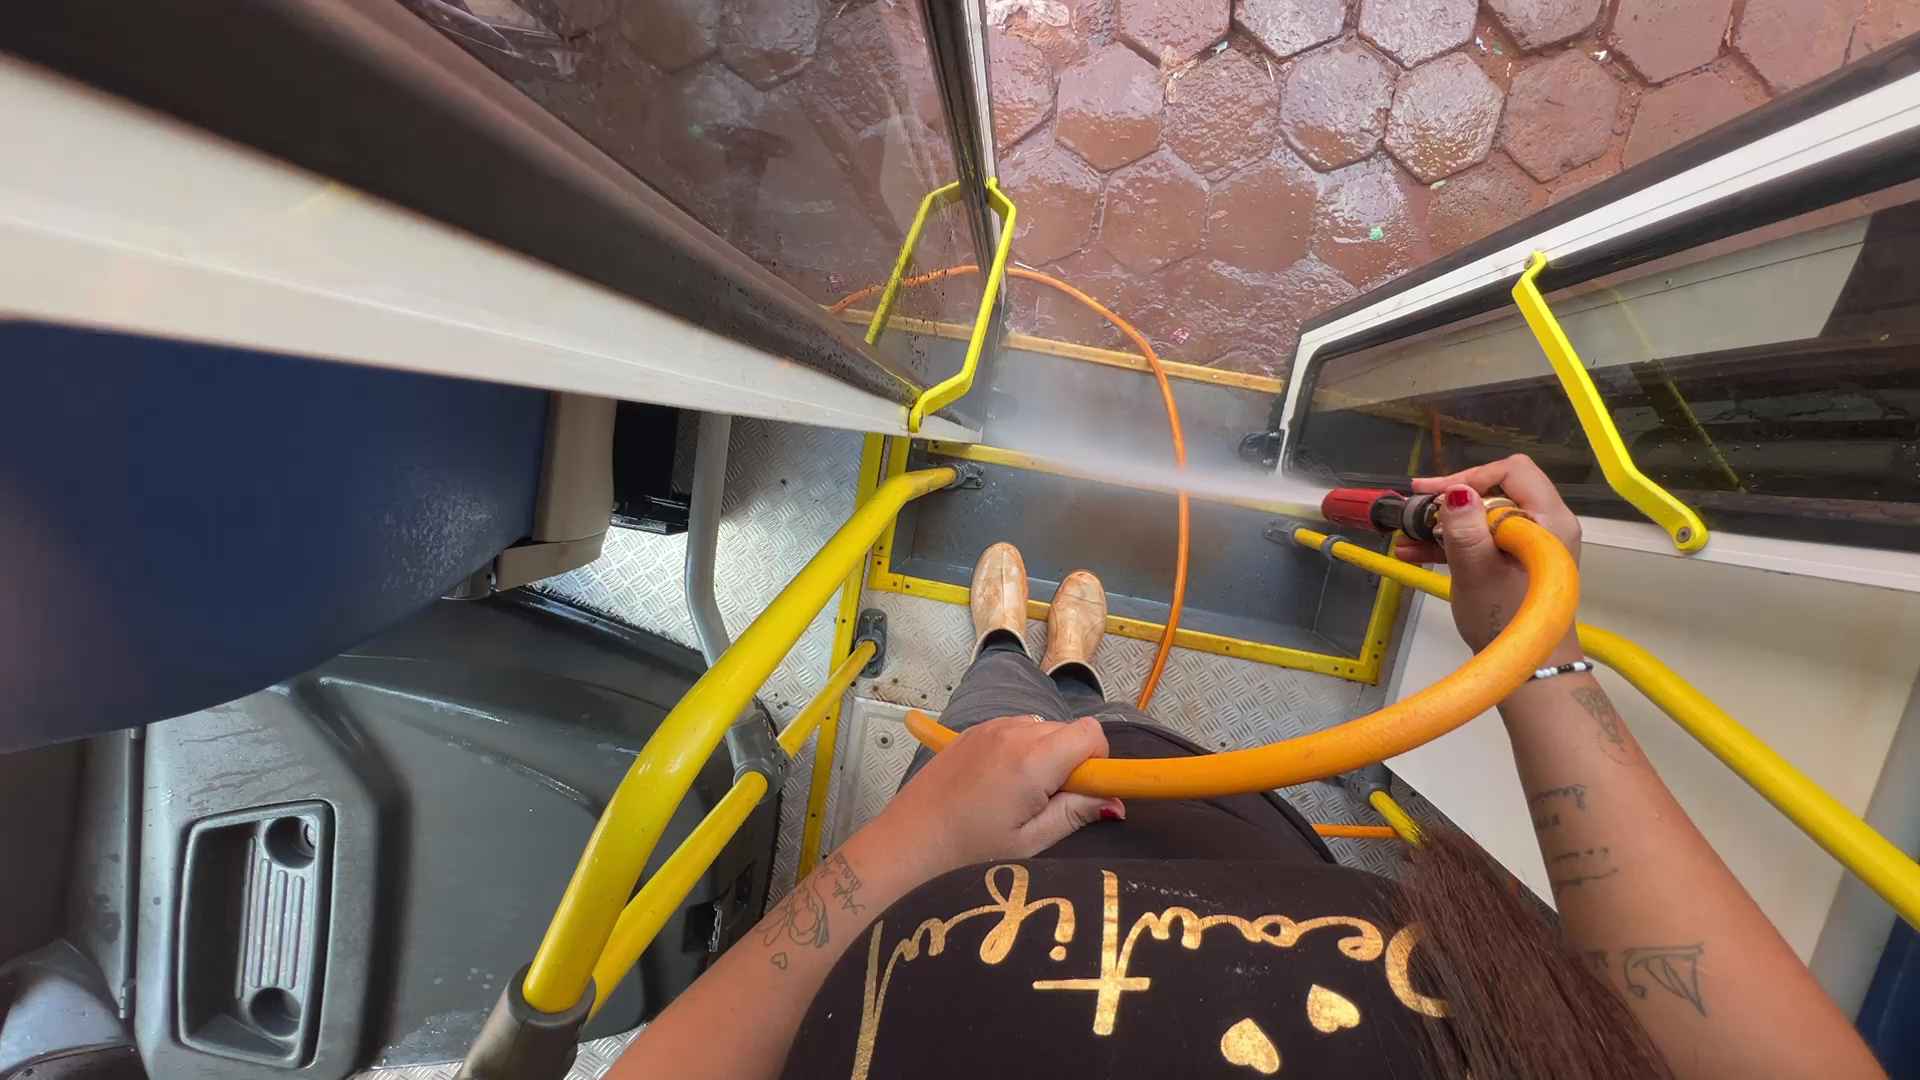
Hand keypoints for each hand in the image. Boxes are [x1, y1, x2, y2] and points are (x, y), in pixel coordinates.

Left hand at [865, 715, 1123, 879]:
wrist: (907, 843)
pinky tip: (999, 783)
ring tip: (1019, 796)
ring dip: (1045, 754)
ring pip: (1042, 728)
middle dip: (1071, 762)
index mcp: (1032, 759)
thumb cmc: (969, 851)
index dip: (1098, 762)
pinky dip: (1021, 749)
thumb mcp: (1030, 842)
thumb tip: (1115, 800)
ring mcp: (990, 726)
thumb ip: (1076, 813)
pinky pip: (1015, 728)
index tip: (1084, 793)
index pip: (1091, 733)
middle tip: (1048, 803)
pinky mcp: (972, 730)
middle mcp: (1013, 731)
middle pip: (1067, 731)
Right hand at [1392, 454, 1582, 657]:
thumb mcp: (1477, 572)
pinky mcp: (1515, 559)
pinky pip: (1481, 535)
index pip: (1512, 472)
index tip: (1432, 496)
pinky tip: (1413, 550)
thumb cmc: (1503, 618)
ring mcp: (1531, 543)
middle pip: (1497, 488)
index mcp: (1547, 521)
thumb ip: (1466, 530)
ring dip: (1444, 520)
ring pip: (1484, 512)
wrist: (1524, 666)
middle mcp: (1545, 524)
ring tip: (1407, 534)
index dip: (1470, 477)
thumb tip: (1454, 492)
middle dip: (1452, 497)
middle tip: (1414, 509)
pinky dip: (1450, 539)